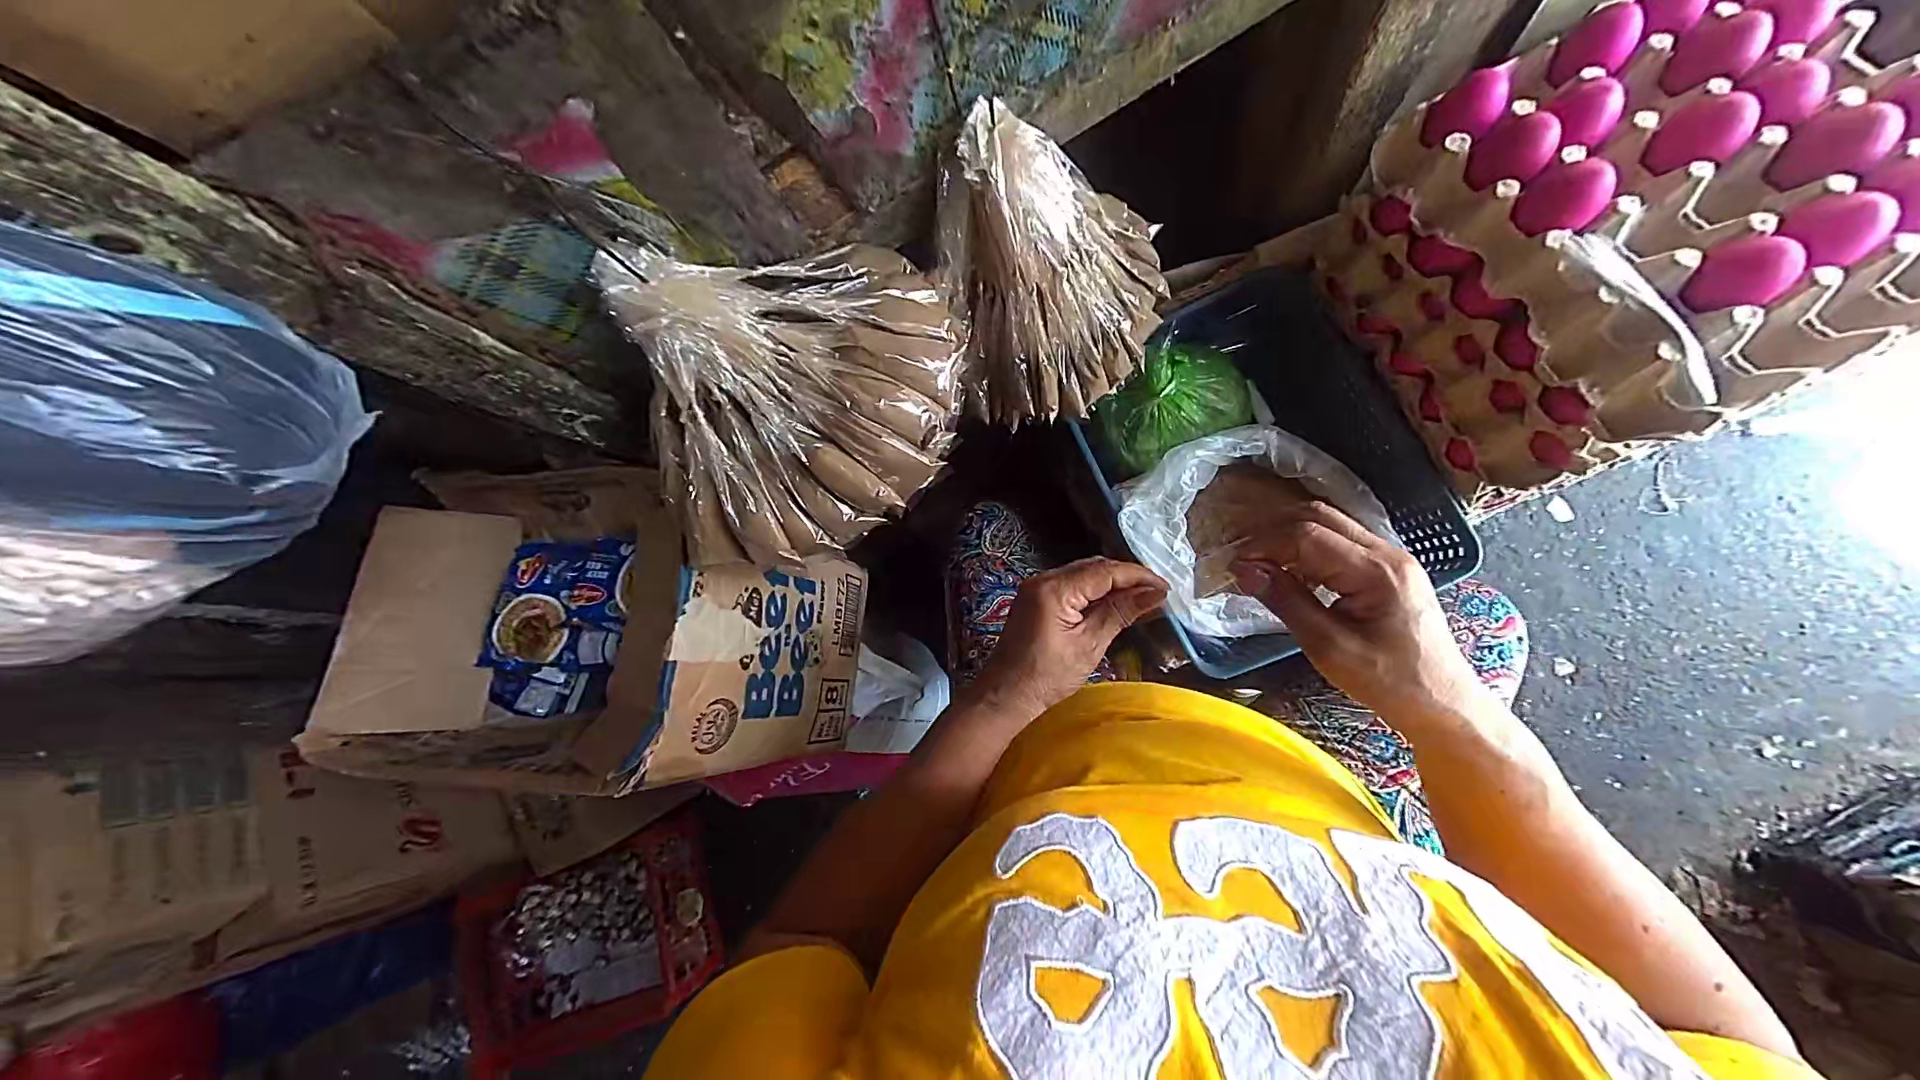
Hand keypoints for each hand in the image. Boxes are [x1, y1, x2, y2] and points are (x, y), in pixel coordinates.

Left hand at [970, 557, 1167, 719]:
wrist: (1005, 694)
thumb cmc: (1046, 676)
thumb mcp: (1089, 645)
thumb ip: (1120, 613)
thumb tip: (1155, 593)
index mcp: (1054, 589)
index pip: (1104, 572)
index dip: (1138, 576)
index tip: (1165, 587)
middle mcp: (1043, 579)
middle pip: (1093, 567)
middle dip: (1127, 577)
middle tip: (1157, 592)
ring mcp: (1036, 587)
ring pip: (1083, 574)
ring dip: (1112, 583)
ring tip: (1142, 597)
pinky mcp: (1035, 598)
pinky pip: (1071, 585)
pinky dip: (1094, 590)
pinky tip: (1113, 602)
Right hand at [1231, 502, 1490, 726]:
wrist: (1443, 703)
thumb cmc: (1388, 681)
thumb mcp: (1328, 646)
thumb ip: (1286, 601)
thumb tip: (1245, 571)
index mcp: (1377, 571)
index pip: (1307, 536)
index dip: (1264, 545)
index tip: (1234, 566)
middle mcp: (1387, 553)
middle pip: (1318, 517)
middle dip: (1272, 532)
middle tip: (1242, 558)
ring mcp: (1390, 557)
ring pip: (1329, 523)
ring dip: (1288, 536)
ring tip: (1259, 562)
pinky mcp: (1387, 568)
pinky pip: (1339, 541)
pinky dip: (1306, 547)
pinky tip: (1290, 570)